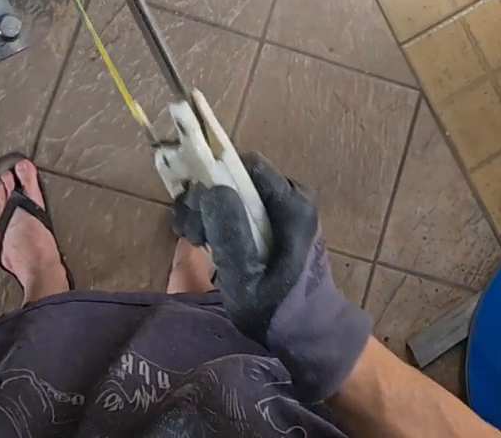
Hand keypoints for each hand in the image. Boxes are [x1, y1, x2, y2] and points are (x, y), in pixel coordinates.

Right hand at [176, 152, 371, 401]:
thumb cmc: (278, 311)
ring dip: (213, 209)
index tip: (194, 206)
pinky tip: (208, 240)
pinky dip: (226, 217)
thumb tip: (211, 189)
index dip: (215, 176)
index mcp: (292, 205)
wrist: (311, 334)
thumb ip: (229, 233)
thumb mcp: (245, 279)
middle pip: (241, 177)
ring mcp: (291, 206)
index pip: (247, 166)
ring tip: (194, 237)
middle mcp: (295, 196)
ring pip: (241, 190)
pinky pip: (250, 205)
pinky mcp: (284, 219)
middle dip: (209, 197)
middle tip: (189, 229)